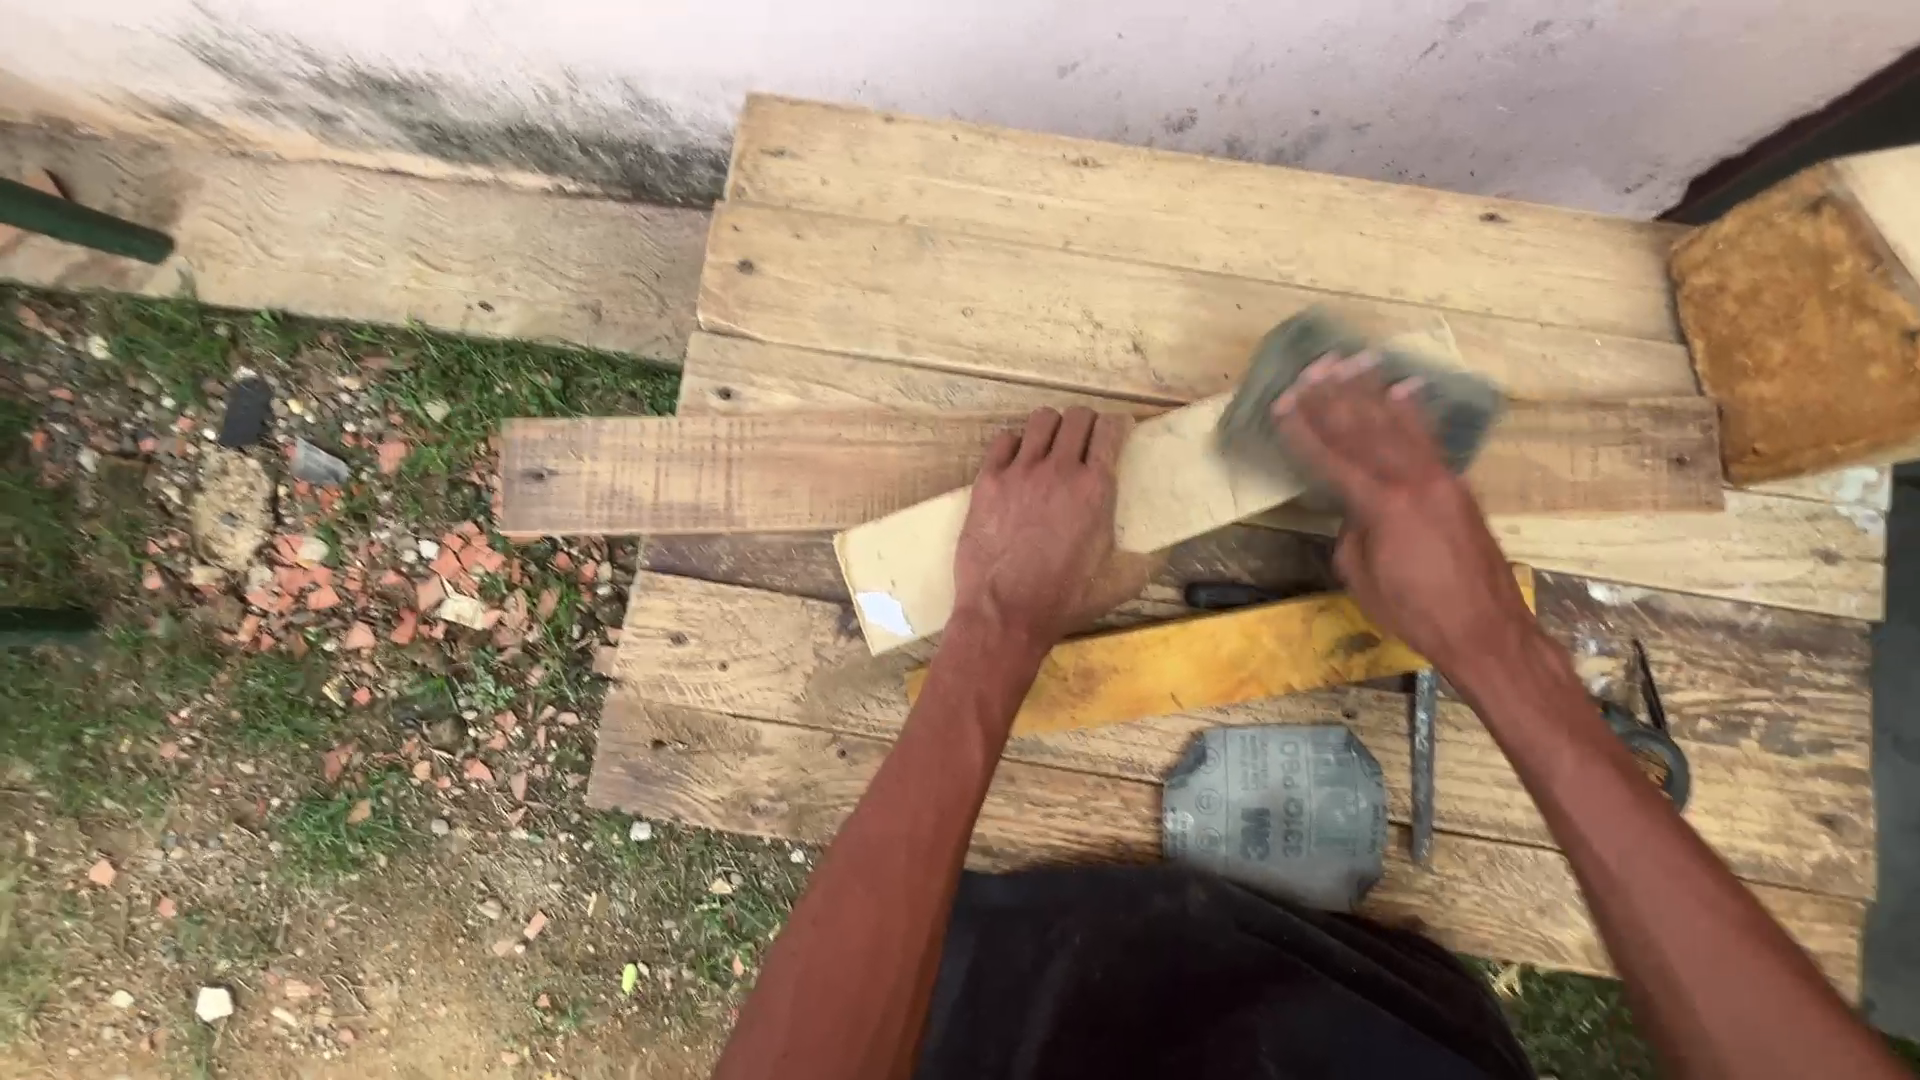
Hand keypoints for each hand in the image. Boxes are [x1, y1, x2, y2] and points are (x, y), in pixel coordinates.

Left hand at [953, 407, 1145, 646]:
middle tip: (1083, 442)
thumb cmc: (1064, 601)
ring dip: (1051, 428)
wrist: (1005, 613)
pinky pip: (1004, 440)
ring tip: (1050, 448)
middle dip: (1086, 424)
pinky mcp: (988, 481)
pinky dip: (1015, 445)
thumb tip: (1165, 550)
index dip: (1117, 426)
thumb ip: (1145, 558)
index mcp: (1096, 489)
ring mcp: (1020, 472)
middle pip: (1078, 417)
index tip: (1116, 433)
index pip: (1111, 430)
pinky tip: (1017, 463)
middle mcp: (1060, 471)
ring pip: (1041, 420)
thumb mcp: (1119, 583)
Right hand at [1272, 352, 1536, 675]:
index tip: (1281, 403)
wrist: (1484, 628)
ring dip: (1370, 389)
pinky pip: (1429, 437)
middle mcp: (1410, 480)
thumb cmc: (1411, 610)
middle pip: (1362, 429)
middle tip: (1311, 367)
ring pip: (1397, 423)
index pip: (1330, 457)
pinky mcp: (1456, 485)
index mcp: (1379, 505)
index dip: (1302, 430)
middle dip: (1332, 396)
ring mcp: (1438, 478)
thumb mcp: (1359, 574)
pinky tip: (1403, 385)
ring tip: (1349, 360)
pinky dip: (1414, 409)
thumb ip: (1350, 530)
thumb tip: (1353, 508)